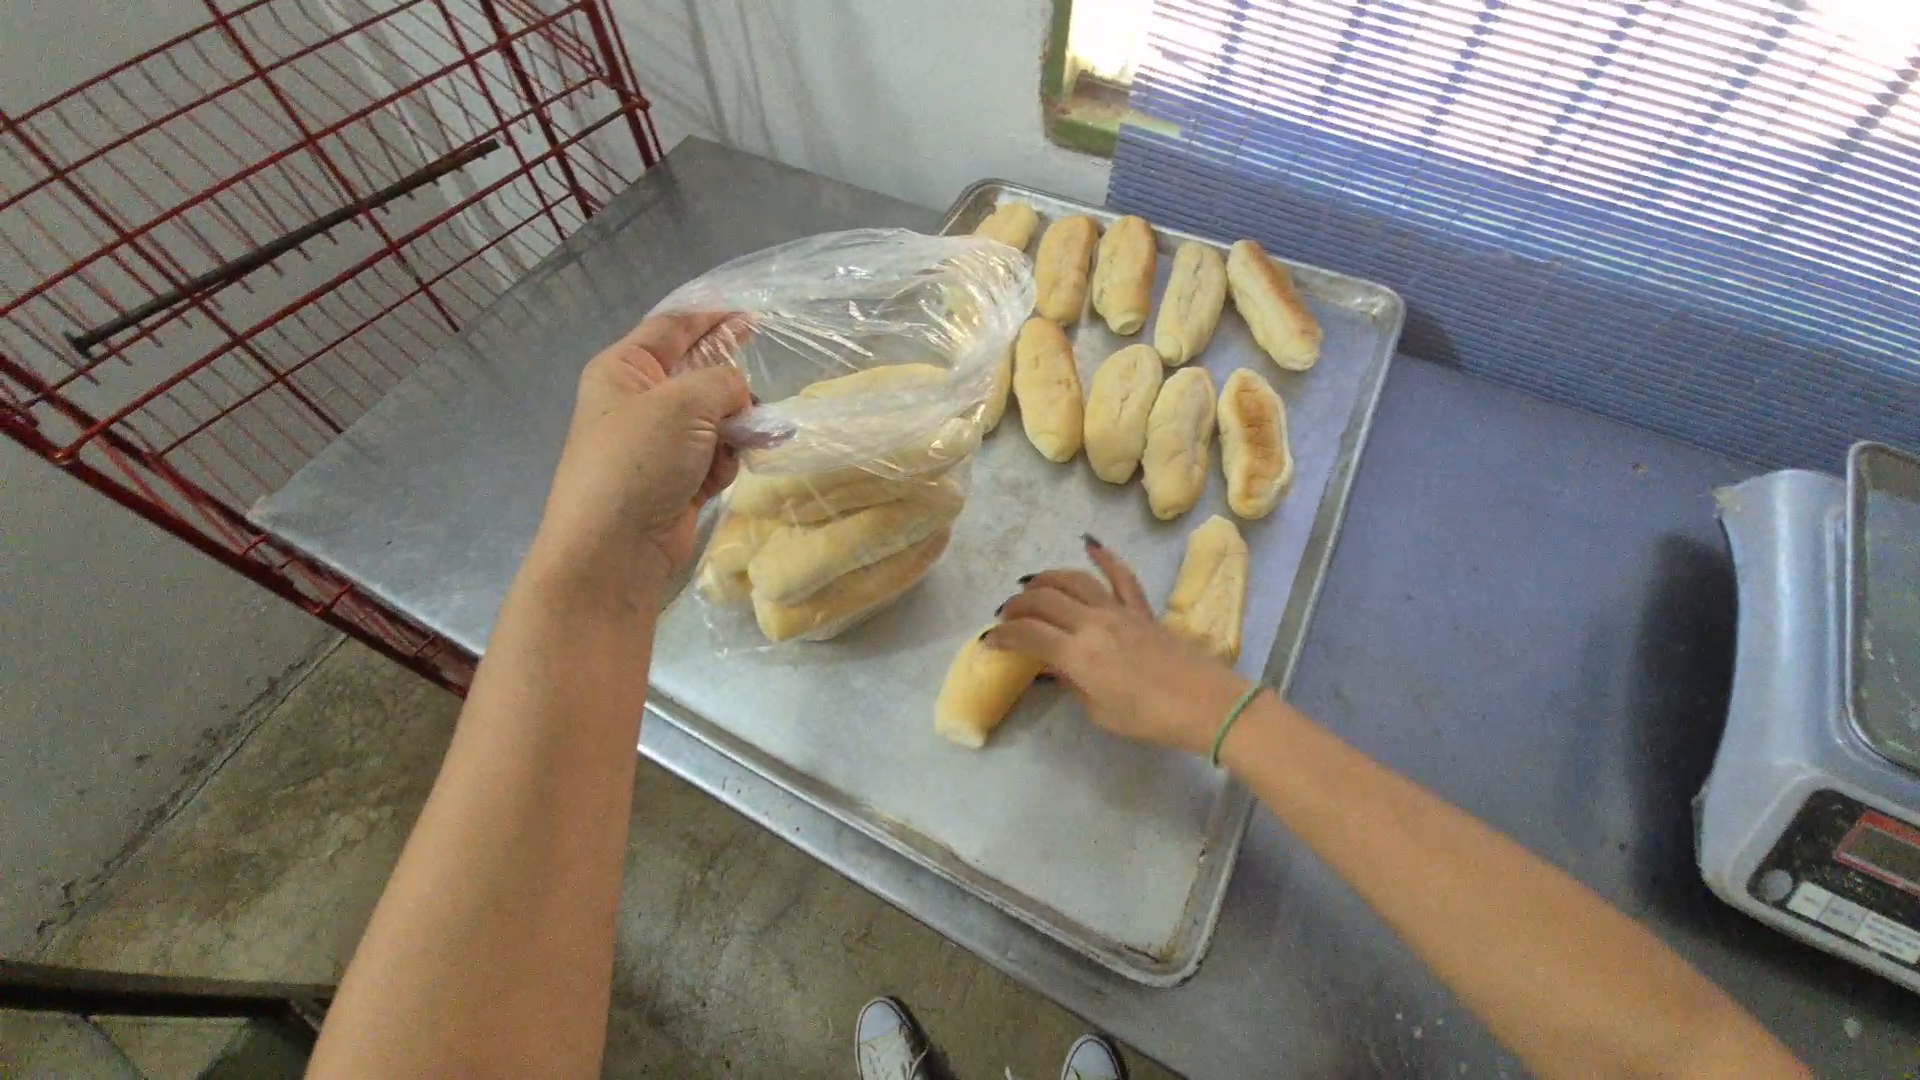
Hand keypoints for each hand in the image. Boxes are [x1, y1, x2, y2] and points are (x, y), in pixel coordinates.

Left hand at [530, 312, 751, 601]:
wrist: (616, 547)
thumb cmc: (638, 462)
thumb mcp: (683, 404)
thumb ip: (723, 382)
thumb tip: (743, 399)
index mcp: (625, 370)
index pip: (672, 328)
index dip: (710, 317)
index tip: (751, 315)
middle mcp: (642, 402)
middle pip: (699, 375)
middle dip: (730, 384)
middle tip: (759, 388)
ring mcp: (661, 443)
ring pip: (717, 418)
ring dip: (735, 429)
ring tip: (746, 442)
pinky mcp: (680, 478)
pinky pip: (718, 455)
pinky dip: (727, 461)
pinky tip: (721, 477)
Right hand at [987, 539, 1252, 754]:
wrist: (1205, 705)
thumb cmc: (1149, 718)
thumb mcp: (1099, 711)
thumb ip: (1071, 683)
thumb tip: (1052, 666)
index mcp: (1078, 654)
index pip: (1027, 634)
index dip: (1002, 635)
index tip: (989, 641)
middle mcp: (1093, 623)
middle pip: (1043, 600)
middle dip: (1017, 605)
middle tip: (1006, 616)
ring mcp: (1118, 611)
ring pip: (1073, 580)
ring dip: (1046, 579)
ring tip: (1031, 586)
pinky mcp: (1141, 609)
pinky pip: (1120, 576)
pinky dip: (1104, 557)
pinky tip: (1090, 545)